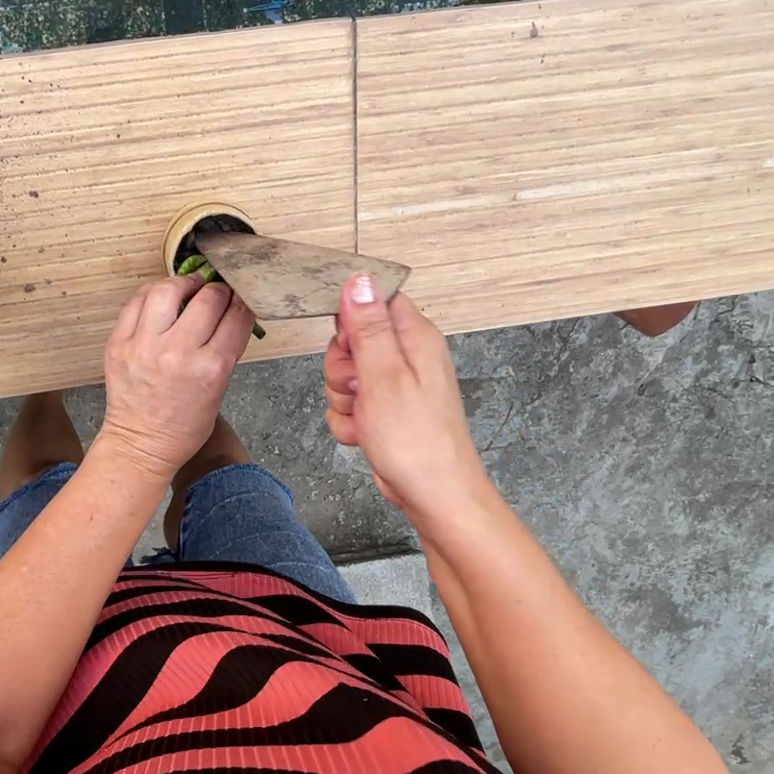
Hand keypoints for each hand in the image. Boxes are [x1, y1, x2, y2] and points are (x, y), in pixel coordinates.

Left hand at [96, 275, 255, 481]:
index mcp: (211, 368)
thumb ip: (226, 349)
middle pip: (208, 298)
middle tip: (217, 293)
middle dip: (218, 291)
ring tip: (189, 288)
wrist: (141, 444)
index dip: (242, 301)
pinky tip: (162, 298)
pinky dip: (153, 294)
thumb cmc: (184, 425)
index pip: (236, 316)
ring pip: (168, 290)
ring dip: (184, 284)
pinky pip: (137, 302)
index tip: (240, 296)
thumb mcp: (220, 389)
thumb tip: (232, 311)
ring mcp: (144, 345)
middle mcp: (178, 353)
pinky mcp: (119, 343)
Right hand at [324, 274, 489, 516]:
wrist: (432, 494)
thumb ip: (369, 327)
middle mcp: (407, 357)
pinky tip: (364, 435)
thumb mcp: (384, 376)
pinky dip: (348, 422)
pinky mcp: (383, 411)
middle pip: (351, 340)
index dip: (351, 321)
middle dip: (341, 369)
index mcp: (415, 338)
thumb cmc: (417, 441)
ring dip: (342, 400)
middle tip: (359, 389)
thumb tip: (359, 279)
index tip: (350, 347)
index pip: (373, 301)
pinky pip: (347, 405)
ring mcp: (394, 386)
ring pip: (343, 376)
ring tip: (366, 417)